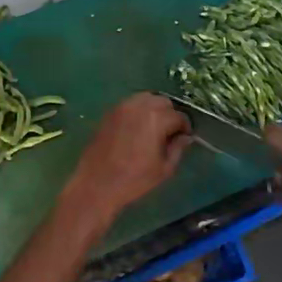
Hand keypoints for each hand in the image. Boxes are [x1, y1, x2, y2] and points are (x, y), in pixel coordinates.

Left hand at [59, 93, 191, 224]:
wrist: (97, 183)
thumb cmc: (134, 179)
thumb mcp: (164, 168)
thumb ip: (177, 148)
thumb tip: (185, 137)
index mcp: (156, 118)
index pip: (179, 116)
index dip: (185, 128)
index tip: (184, 138)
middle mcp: (140, 106)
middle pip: (163, 102)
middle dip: (170, 115)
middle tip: (169, 133)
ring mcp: (122, 107)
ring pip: (146, 98)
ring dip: (154, 109)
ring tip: (154, 128)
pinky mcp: (110, 113)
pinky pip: (130, 104)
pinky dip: (139, 111)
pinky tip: (137, 128)